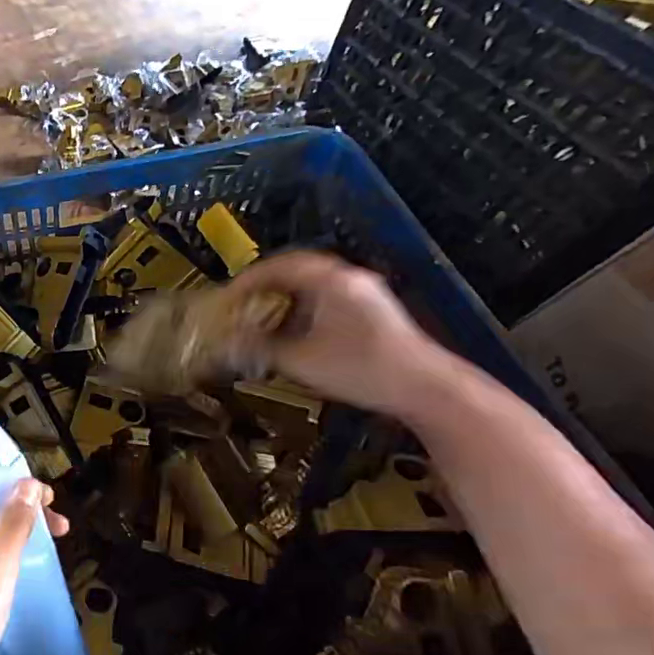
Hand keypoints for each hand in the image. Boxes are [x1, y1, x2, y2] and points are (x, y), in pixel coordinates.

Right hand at [233, 250, 461, 418]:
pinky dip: (302, 305)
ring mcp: (364, 292)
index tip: (227, 297)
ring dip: (283, 294)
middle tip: (240, 301)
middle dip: (264, 284)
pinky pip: (327, 295)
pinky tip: (292, 327)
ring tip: (260, 314)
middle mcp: (349, 278)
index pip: (278, 266)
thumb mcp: (301, 360)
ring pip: (312, 282)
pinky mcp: (372, 309)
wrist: (426, 389)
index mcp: (331, 281)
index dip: (247, 280)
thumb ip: (260, 348)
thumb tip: (227, 343)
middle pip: (296, 268)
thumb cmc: (361, 369)